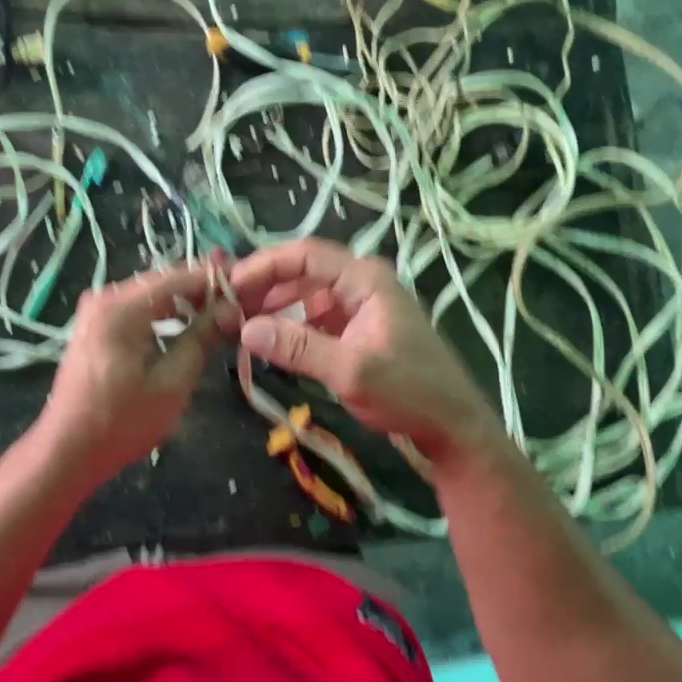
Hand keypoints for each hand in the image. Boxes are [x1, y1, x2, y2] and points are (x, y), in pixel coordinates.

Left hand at [36, 266, 240, 481]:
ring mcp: (95, 312)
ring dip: (183, 305)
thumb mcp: (172, 382)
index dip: (215, 281)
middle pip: (164, 284)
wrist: (67, 451)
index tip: (248, 287)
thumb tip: (232, 309)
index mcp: (121, 308)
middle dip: (201, 293)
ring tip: (220, 318)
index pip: (179, 278)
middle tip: (238, 305)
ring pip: (151, 297)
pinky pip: (137, 311)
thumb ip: (202, 339)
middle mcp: (104, 298)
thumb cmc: (121, 422)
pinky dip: (162, 317)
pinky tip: (186, 330)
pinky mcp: (95, 327)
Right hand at [229, 239, 501, 465]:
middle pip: (302, 272)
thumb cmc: (409, 392)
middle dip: (264, 288)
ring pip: (305, 296)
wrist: (453, 426)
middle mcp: (361, 284)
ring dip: (274, 308)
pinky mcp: (357, 330)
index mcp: (365, 279)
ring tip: (240, 326)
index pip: (305, 255)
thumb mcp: (350, 370)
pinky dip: (290, 327)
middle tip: (228, 310)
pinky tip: (268, 343)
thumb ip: (297, 348)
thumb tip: (245, 329)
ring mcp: (360, 307)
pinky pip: (315, 318)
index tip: (230, 287)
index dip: (264, 266)